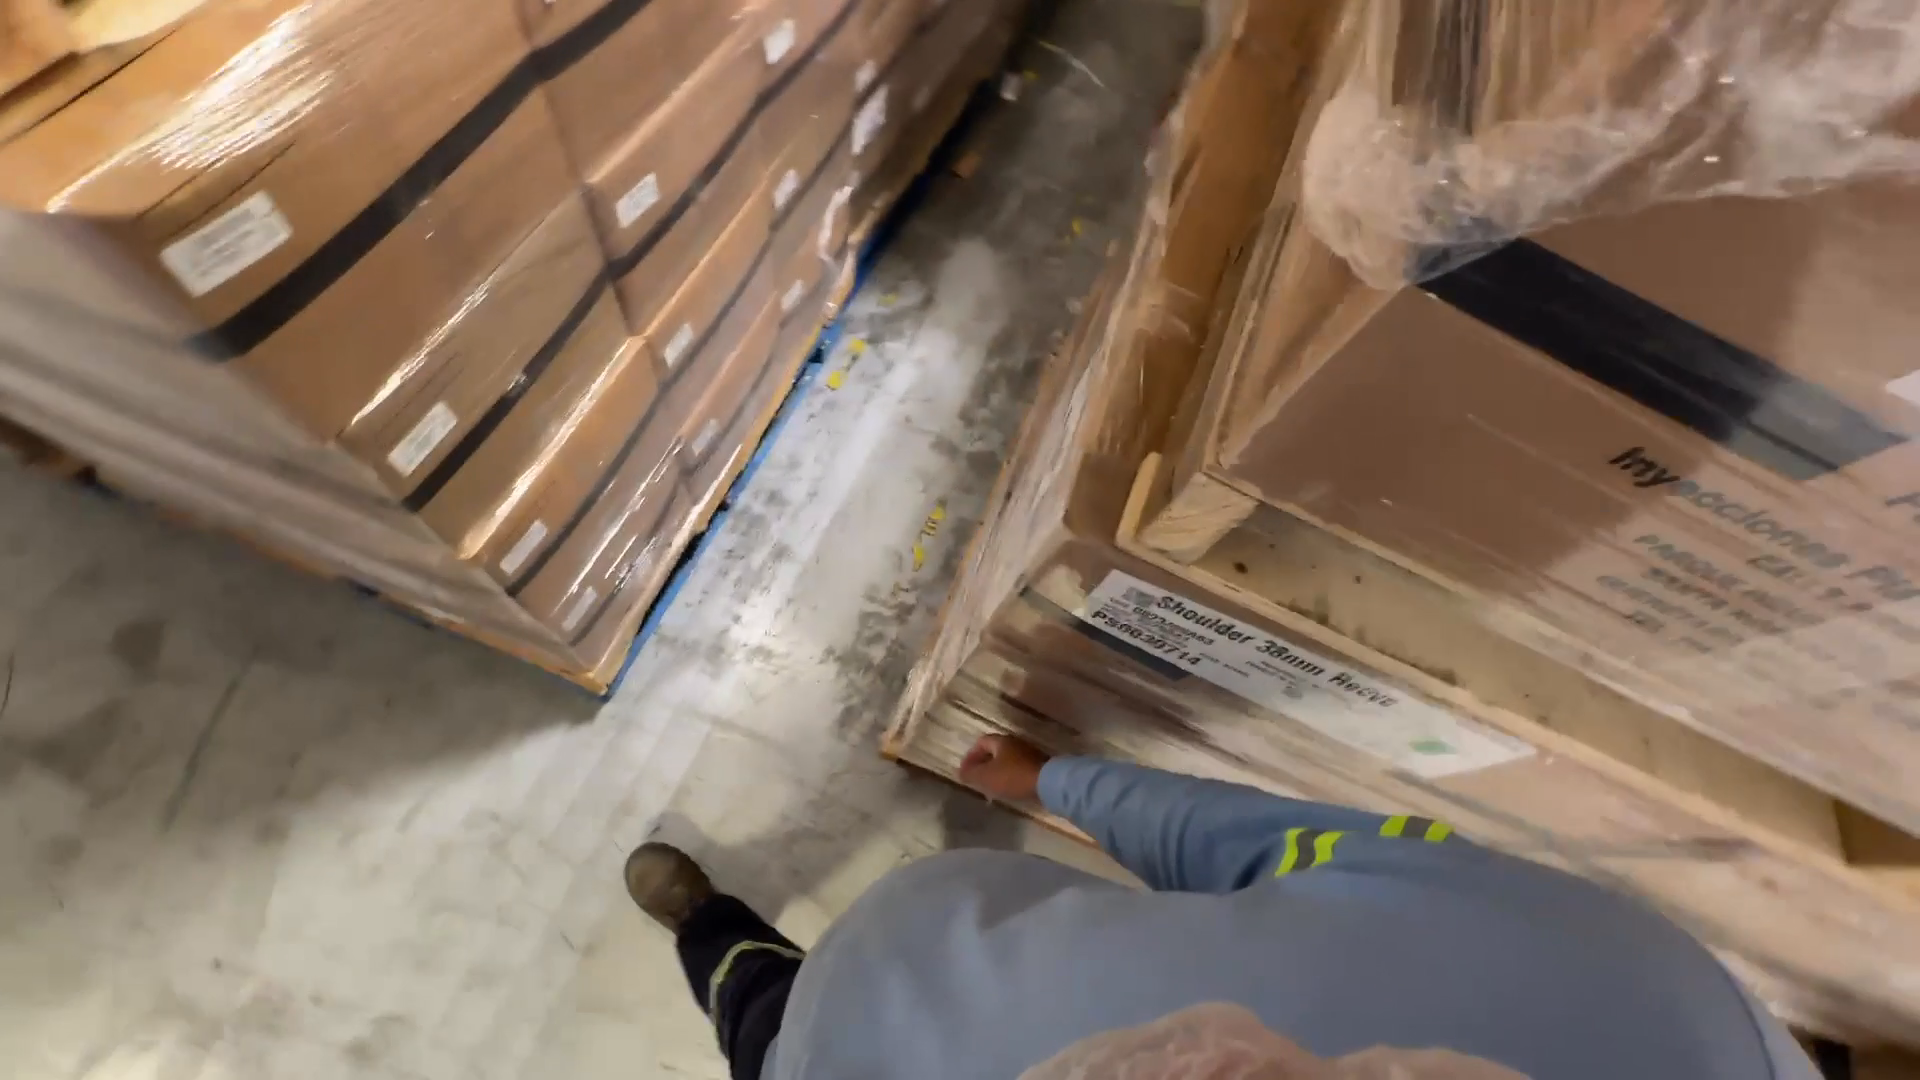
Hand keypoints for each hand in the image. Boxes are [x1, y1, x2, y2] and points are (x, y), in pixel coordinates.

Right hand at [959, 734, 1050, 801]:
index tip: (965, 770)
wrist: (1048, 783)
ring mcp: (1029, 754)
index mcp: (1001, 741)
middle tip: (977, 778)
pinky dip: (1009, 777)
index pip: (981, 742)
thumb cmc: (1013, 776)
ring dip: (996, 771)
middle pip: (994, 751)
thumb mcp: (986, 777)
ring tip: (990, 786)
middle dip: (983, 764)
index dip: (971, 755)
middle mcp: (1015, 743)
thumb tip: (961, 772)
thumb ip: (971, 774)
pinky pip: (1018, 769)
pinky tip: (1008, 789)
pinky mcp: (1038, 766)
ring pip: (1007, 760)